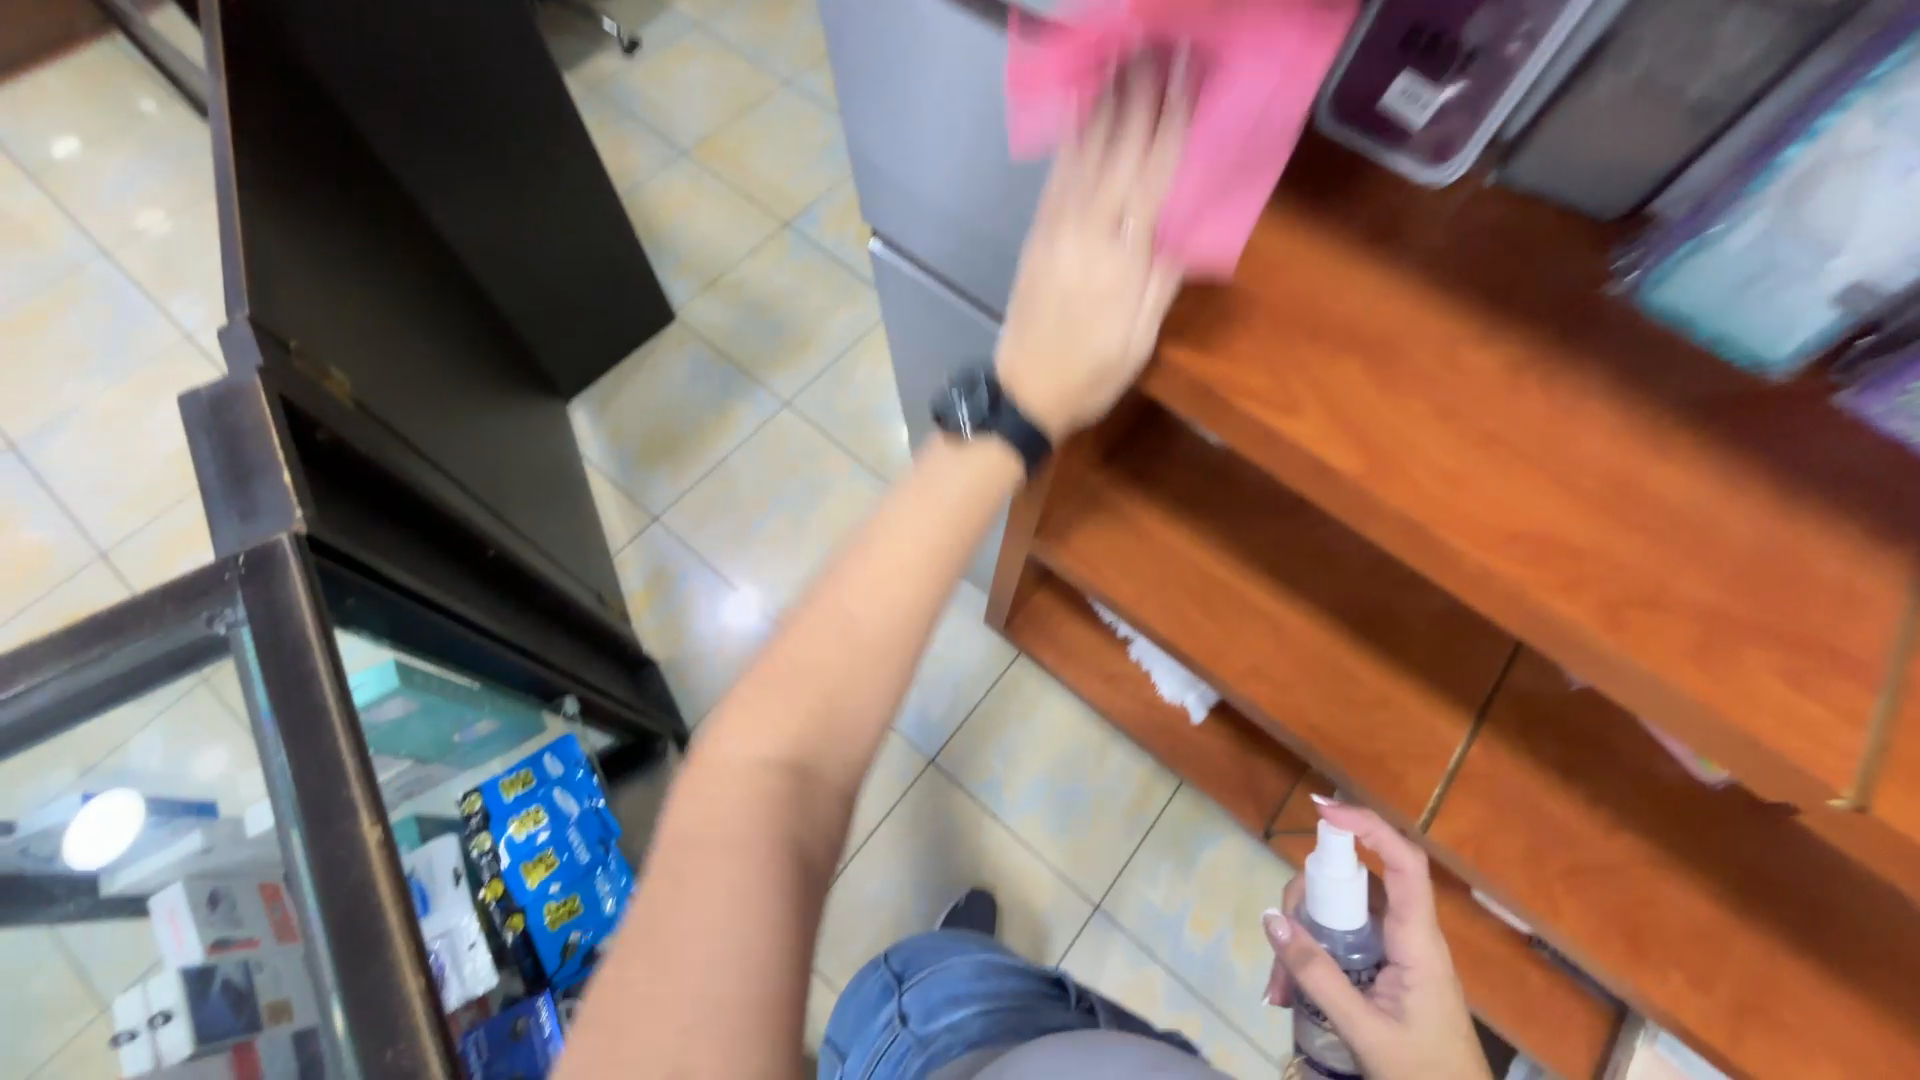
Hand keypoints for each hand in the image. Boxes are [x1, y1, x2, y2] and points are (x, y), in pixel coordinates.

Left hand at [995, 59, 1189, 442]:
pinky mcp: (1036, 236)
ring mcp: (1055, 231)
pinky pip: (1055, 178)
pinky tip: (1082, 113)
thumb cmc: (1091, 375)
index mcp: (1121, 260)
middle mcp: (1086, 233)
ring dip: (1106, 106)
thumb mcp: (1139, 339)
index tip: (1188, 76)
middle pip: (1118, 152)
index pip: (1153, 176)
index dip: (1171, 123)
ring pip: (1084, 156)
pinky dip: (1071, 140)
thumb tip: (1187, 223)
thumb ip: (1162, 280)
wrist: (1023, 394)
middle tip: (1159, 49)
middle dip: (1141, 96)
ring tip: (1125, 63)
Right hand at [1264, 801, 1491, 1079]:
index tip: (1323, 810)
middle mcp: (1408, 934)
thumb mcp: (1364, 1031)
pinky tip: (1289, 990)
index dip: (1368, 827)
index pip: (1404, 864)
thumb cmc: (1425, 1074)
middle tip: (1278, 931)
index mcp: (1418, 942)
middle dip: (1307, 898)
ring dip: (1301, 935)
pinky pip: (1339, 940)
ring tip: (1278, 985)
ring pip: (1339, 912)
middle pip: (1354, 884)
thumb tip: (1270, 917)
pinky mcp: (1382, 965)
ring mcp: (1394, 949)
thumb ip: (1317, 976)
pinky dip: (1309, 955)